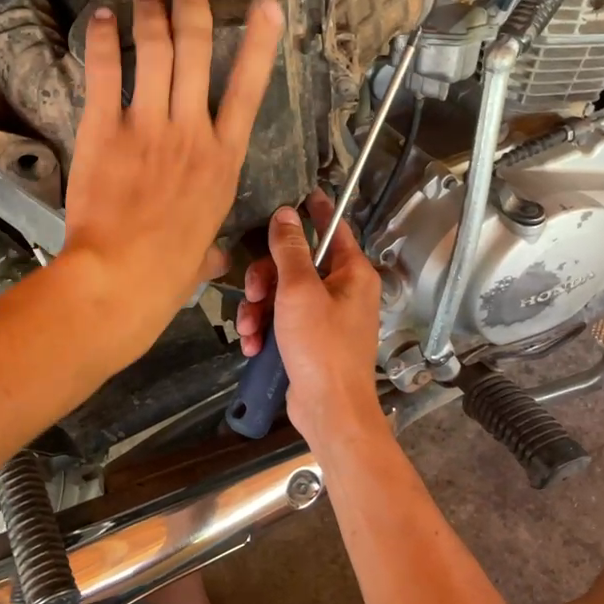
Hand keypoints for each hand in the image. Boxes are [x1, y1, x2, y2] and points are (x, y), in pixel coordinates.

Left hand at [60, 0, 281, 359]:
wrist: (122, 276)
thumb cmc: (168, 270)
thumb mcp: (206, 251)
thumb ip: (211, 242)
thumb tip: (214, 258)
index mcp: (224, 159)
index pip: (250, 87)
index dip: (261, 41)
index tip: (266, 6)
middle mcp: (192, 130)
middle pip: (197, 51)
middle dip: (193, 9)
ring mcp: (149, 125)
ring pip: (156, 50)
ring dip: (152, 13)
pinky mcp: (104, 129)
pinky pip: (107, 71)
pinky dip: (105, 40)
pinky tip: (104, 19)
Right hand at [235, 190, 385, 443]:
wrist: (330, 411)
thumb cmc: (321, 347)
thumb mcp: (299, 292)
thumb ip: (289, 250)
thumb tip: (285, 213)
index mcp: (353, 273)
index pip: (335, 229)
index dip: (315, 212)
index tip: (301, 193)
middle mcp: (344, 291)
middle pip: (297, 265)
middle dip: (267, 279)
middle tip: (253, 293)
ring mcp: (328, 318)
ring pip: (283, 295)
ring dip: (260, 309)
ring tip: (250, 328)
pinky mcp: (311, 341)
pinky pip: (283, 322)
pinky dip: (266, 330)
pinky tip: (254, 346)